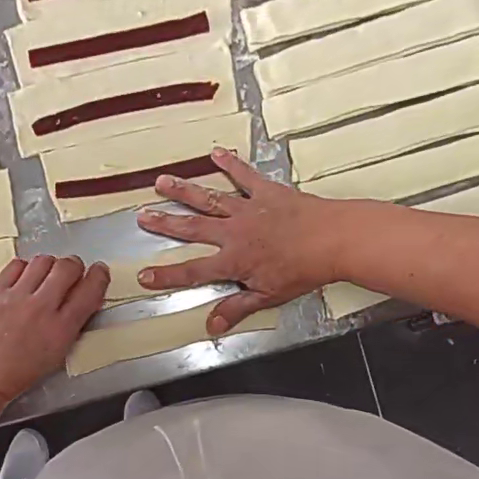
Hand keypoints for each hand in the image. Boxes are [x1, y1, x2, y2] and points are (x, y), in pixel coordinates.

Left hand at [0, 255, 109, 402]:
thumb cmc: (27, 367)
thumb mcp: (62, 349)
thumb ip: (77, 320)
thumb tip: (87, 292)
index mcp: (62, 328)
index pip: (90, 289)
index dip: (99, 276)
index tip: (99, 272)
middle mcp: (41, 308)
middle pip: (68, 267)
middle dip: (74, 267)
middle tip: (70, 275)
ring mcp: (16, 297)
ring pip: (43, 260)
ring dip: (50, 266)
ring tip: (46, 277)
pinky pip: (17, 264)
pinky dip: (25, 269)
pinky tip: (25, 280)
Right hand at [135, 148, 363, 335]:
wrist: (336, 239)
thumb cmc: (304, 270)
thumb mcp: (268, 296)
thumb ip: (237, 307)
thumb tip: (212, 326)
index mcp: (233, 261)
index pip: (192, 271)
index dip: (166, 275)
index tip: (144, 276)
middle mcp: (234, 232)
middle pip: (192, 228)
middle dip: (164, 223)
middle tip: (142, 216)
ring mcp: (249, 209)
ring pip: (209, 199)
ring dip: (183, 191)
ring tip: (162, 182)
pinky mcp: (267, 192)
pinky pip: (245, 176)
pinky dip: (230, 164)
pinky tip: (216, 153)